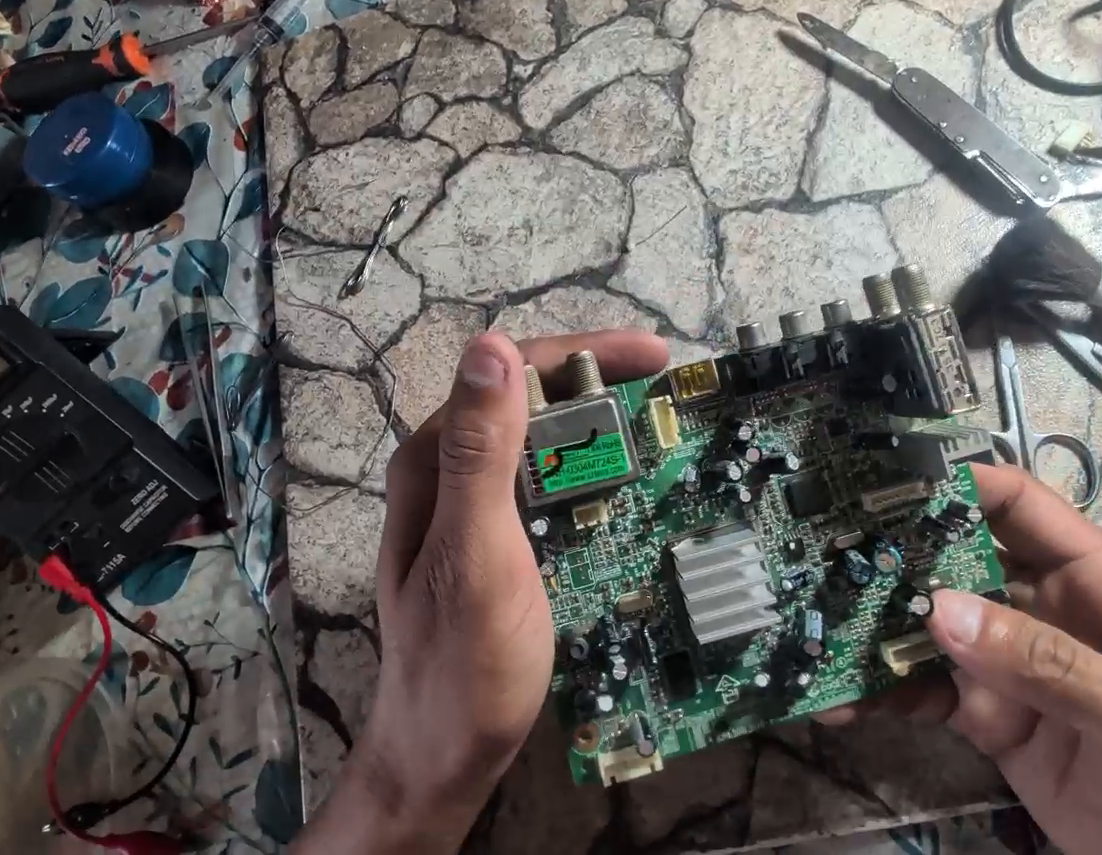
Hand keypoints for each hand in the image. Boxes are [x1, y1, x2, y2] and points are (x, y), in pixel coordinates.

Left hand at [296, 329, 668, 854]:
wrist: (442, 757)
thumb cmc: (460, 665)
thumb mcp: (474, 554)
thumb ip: (479, 452)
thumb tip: (492, 345)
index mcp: (434, 459)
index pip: (509, 372)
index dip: (583, 353)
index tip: (654, 357)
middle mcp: (448, 470)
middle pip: (528, 399)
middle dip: (599, 385)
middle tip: (667, 392)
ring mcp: (471, 504)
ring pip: (541, 438)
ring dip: (599, 425)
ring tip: (659, 428)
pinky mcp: (496, 535)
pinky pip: (547, 480)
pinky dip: (591, 470)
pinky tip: (627, 480)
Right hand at [827, 464, 1101, 854]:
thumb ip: (1064, 671)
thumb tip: (942, 607)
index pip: (1026, 511)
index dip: (960, 484)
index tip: (884, 481)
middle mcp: (1051, 616)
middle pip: (960, 561)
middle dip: (896, 554)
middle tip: (822, 554)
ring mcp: (1018, 672)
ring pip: (933, 626)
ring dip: (876, 624)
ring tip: (814, 625)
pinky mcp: (995, 724)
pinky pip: (929, 693)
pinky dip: (884, 691)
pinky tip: (841, 697)